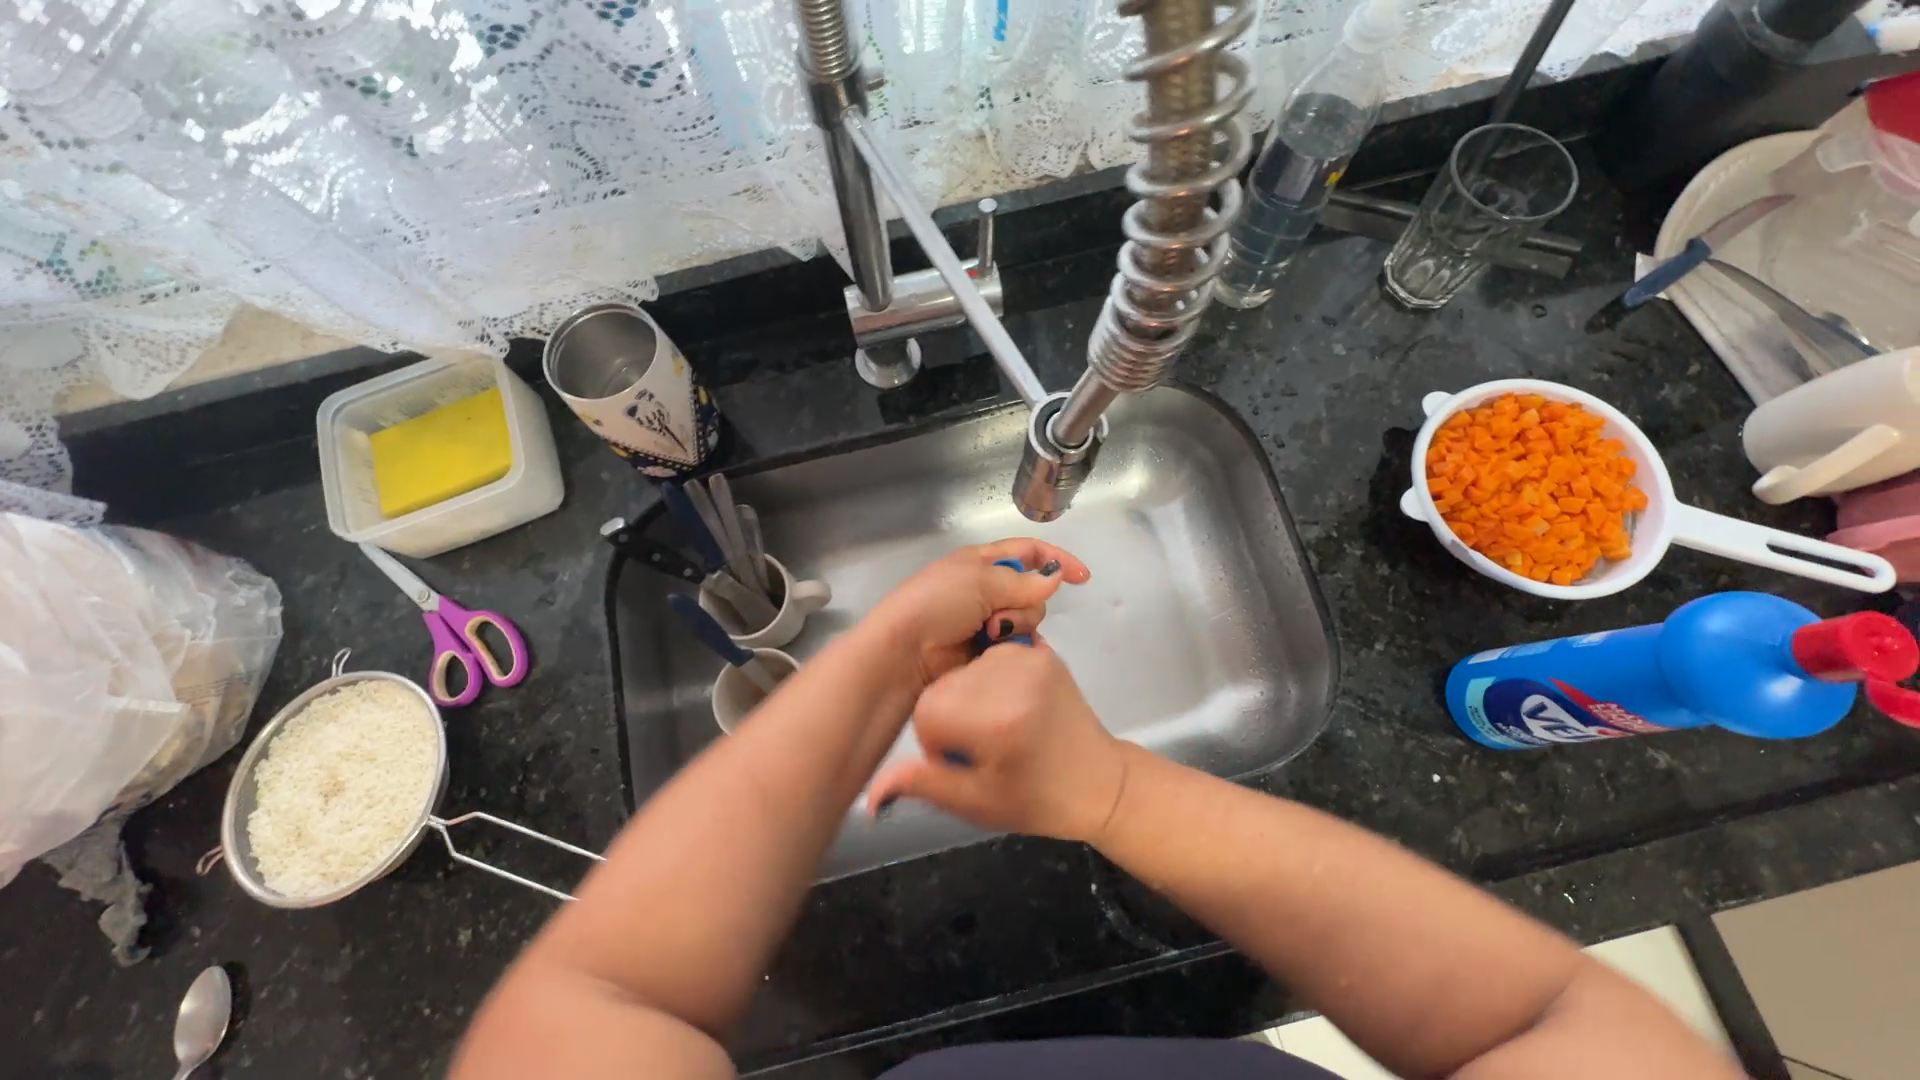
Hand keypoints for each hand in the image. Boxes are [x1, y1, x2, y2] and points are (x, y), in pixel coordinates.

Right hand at [865, 642, 1127, 842]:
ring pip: (964, 669)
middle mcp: (1014, 680)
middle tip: (980, 744)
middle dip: (951, 715)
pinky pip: (991, 657)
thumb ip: (924, 785)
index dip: (936, 740)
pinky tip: (1009, 704)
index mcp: (997, 722)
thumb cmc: (1037, 799)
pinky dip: (990, 679)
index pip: (928, 711)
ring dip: (969, 694)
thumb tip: (872, 791)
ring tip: (996, 725)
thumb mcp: (977, 802)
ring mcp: (1031, 660)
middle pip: (944, 685)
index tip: (962, 758)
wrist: (1100, 781)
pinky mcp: (1043, 652)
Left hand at [867, 539, 1089, 688]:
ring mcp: (987, 621)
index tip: (1082, 578)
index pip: (1028, 552)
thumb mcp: (979, 581)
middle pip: (1033, 592)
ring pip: (1028, 620)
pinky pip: (1018, 646)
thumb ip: (1023, 581)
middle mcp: (987, 589)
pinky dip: (1014, 648)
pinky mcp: (987, 651)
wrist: (905, 653)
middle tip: (999, 619)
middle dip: (1025, 606)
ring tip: (990, 638)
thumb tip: (1055, 578)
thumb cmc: (936, 604)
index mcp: (981, 562)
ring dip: (1015, 627)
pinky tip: (1001, 653)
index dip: (1056, 560)